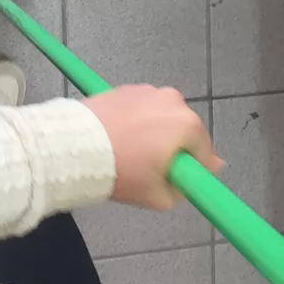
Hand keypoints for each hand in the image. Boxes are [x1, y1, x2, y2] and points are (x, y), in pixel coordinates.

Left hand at [82, 85, 222, 208]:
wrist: (77, 146)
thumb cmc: (122, 170)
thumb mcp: (160, 196)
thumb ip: (185, 190)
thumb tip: (200, 176)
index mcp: (187, 124)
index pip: (205, 151)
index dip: (195, 168)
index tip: (181, 178)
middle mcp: (173, 100)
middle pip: (184, 129)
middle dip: (175, 146)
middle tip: (154, 167)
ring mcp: (148, 90)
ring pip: (162, 116)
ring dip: (156, 131)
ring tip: (134, 150)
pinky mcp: (126, 88)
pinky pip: (142, 107)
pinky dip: (138, 119)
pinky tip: (122, 136)